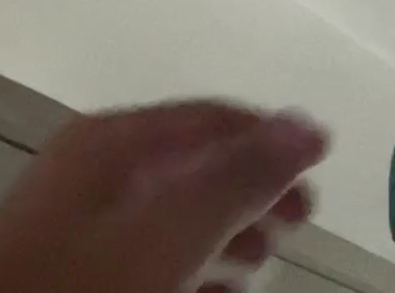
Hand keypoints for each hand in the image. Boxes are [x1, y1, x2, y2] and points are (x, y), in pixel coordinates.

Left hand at [0, 100, 327, 292]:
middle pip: (193, 166)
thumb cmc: (86, 287)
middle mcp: (95, 172)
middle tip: (303, 218)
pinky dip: (192, 268)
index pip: (208, 119)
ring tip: (269, 258)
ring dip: (227, 232)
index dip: (269, 134)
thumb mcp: (169, 229)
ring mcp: (79, 226)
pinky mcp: (74, 276)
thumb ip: (238, 176)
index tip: (320, 161)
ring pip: (173, 215)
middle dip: (253, 189)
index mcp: (111, 142)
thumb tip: (306, 122)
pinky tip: (222, 292)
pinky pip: (149, 258)